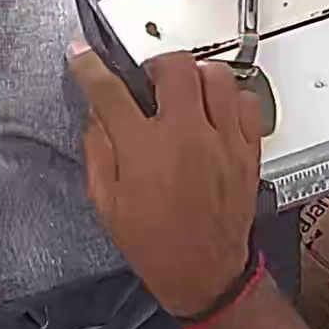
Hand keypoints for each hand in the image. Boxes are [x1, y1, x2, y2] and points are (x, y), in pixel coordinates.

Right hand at [69, 45, 262, 317]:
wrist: (204, 274)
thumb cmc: (155, 243)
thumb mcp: (106, 202)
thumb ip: (97, 151)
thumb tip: (97, 117)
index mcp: (142, 151)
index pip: (108, 91)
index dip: (89, 66)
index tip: (81, 55)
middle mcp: (185, 137)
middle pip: (173, 66)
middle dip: (154, 65)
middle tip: (148, 81)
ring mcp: (222, 141)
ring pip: (215, 75)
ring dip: (194, 76)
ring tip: (184, 92)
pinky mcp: (247, 150)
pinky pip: (246, 101)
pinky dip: (230, 97)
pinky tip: (215, 110)